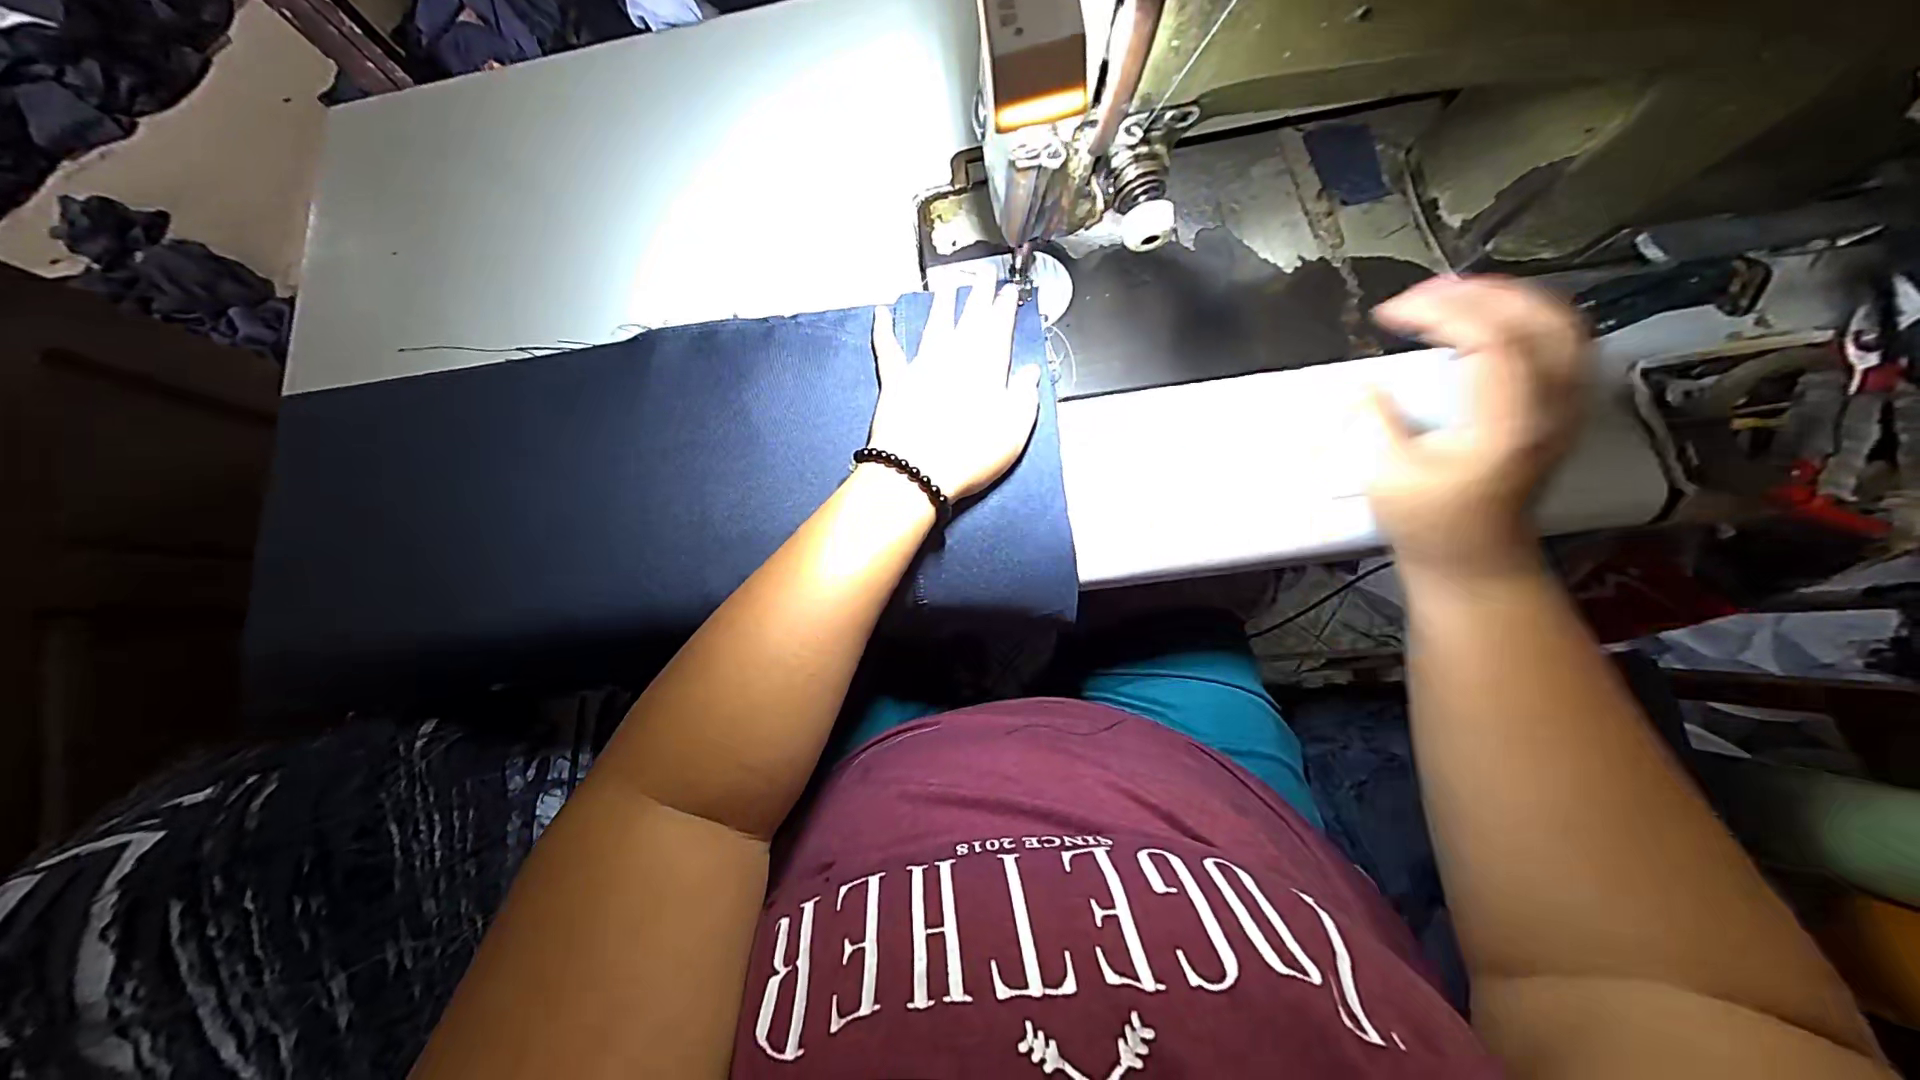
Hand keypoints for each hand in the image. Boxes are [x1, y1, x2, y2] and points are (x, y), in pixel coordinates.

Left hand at [867, 283, 1043, 499]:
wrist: (915, 472)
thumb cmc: (970, 455)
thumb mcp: (1014, 430)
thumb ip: (1024, 396)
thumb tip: (1030, 373)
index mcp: (986, 367)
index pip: (998, 328)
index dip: (1003, 306)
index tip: (1006, 290)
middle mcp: (954, 358)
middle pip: (968, 318)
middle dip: (977, 294)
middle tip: (982, 273)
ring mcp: (921, 366)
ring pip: (934, 325)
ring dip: (941, 303)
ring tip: (947, 285)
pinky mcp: (894, 381)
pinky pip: (888, 348)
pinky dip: (884, 329)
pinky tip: (881, 314)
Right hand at [1366, 276, 1591, 575]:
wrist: (1476, 558)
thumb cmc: (1432, 525)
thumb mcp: (1390, 476)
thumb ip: (1380, 422)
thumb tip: (1368, 386)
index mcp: (1505, 424)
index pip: (1490, 339)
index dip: (1439, 312)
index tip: (1390, 313)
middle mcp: (1548, 407)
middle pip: (1537, 318)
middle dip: (1476, 293)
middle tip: (1421, 295)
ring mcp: (1562, 406)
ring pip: (1558, 323)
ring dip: (1505, 299)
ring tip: (1452, 298)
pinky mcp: (1559, 408)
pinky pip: (1559, 341)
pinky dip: (1522, 318)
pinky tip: (1487, 322)